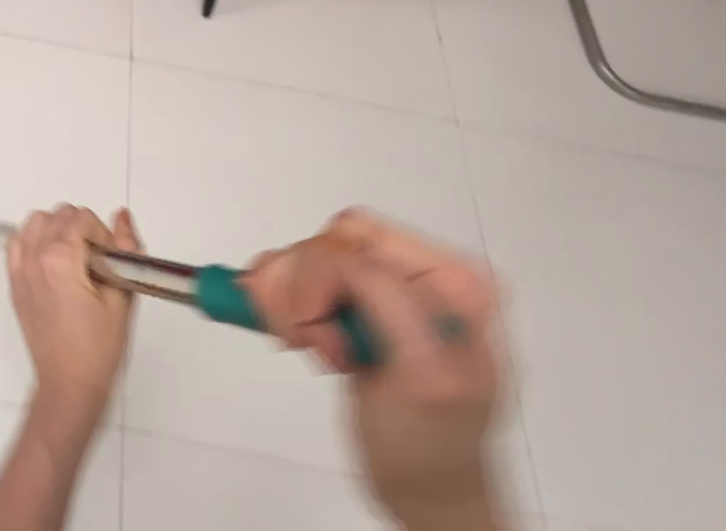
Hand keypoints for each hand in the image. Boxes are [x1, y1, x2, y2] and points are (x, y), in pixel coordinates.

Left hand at [6, 205, 141, 433]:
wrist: (68, 383)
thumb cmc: (100, 346)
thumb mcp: (123, 297)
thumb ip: (125, 250)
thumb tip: (122, 214)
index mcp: (60, 258)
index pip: (83, 218)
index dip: (104, 236)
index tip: (111, 263)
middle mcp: (33, 255)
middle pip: (59, 215)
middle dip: (82, 231)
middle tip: (98, 264)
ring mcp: (18, 267)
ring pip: (36, 221)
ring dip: (57, 231)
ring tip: (76, 260)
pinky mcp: (12, 280)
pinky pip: (18, 241)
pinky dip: (34, 241)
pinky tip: (52, 262)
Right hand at [244, 209, 504, 529]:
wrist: (423, 490)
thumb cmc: (431, 443)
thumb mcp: (424, 375)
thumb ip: (391, 303)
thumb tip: (339, 255)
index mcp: (450, 279)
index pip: (357, 235)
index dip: (321, 275)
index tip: (316, 330)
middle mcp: (415, 271)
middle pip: (322, 242)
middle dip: (300, 293)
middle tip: (311, 345)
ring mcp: (378, 284)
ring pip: (298, 256)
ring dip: (284, 302)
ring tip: (304, 347)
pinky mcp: (347, 300)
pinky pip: (289, 273)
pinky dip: (274, 301)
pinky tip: (292, 336)